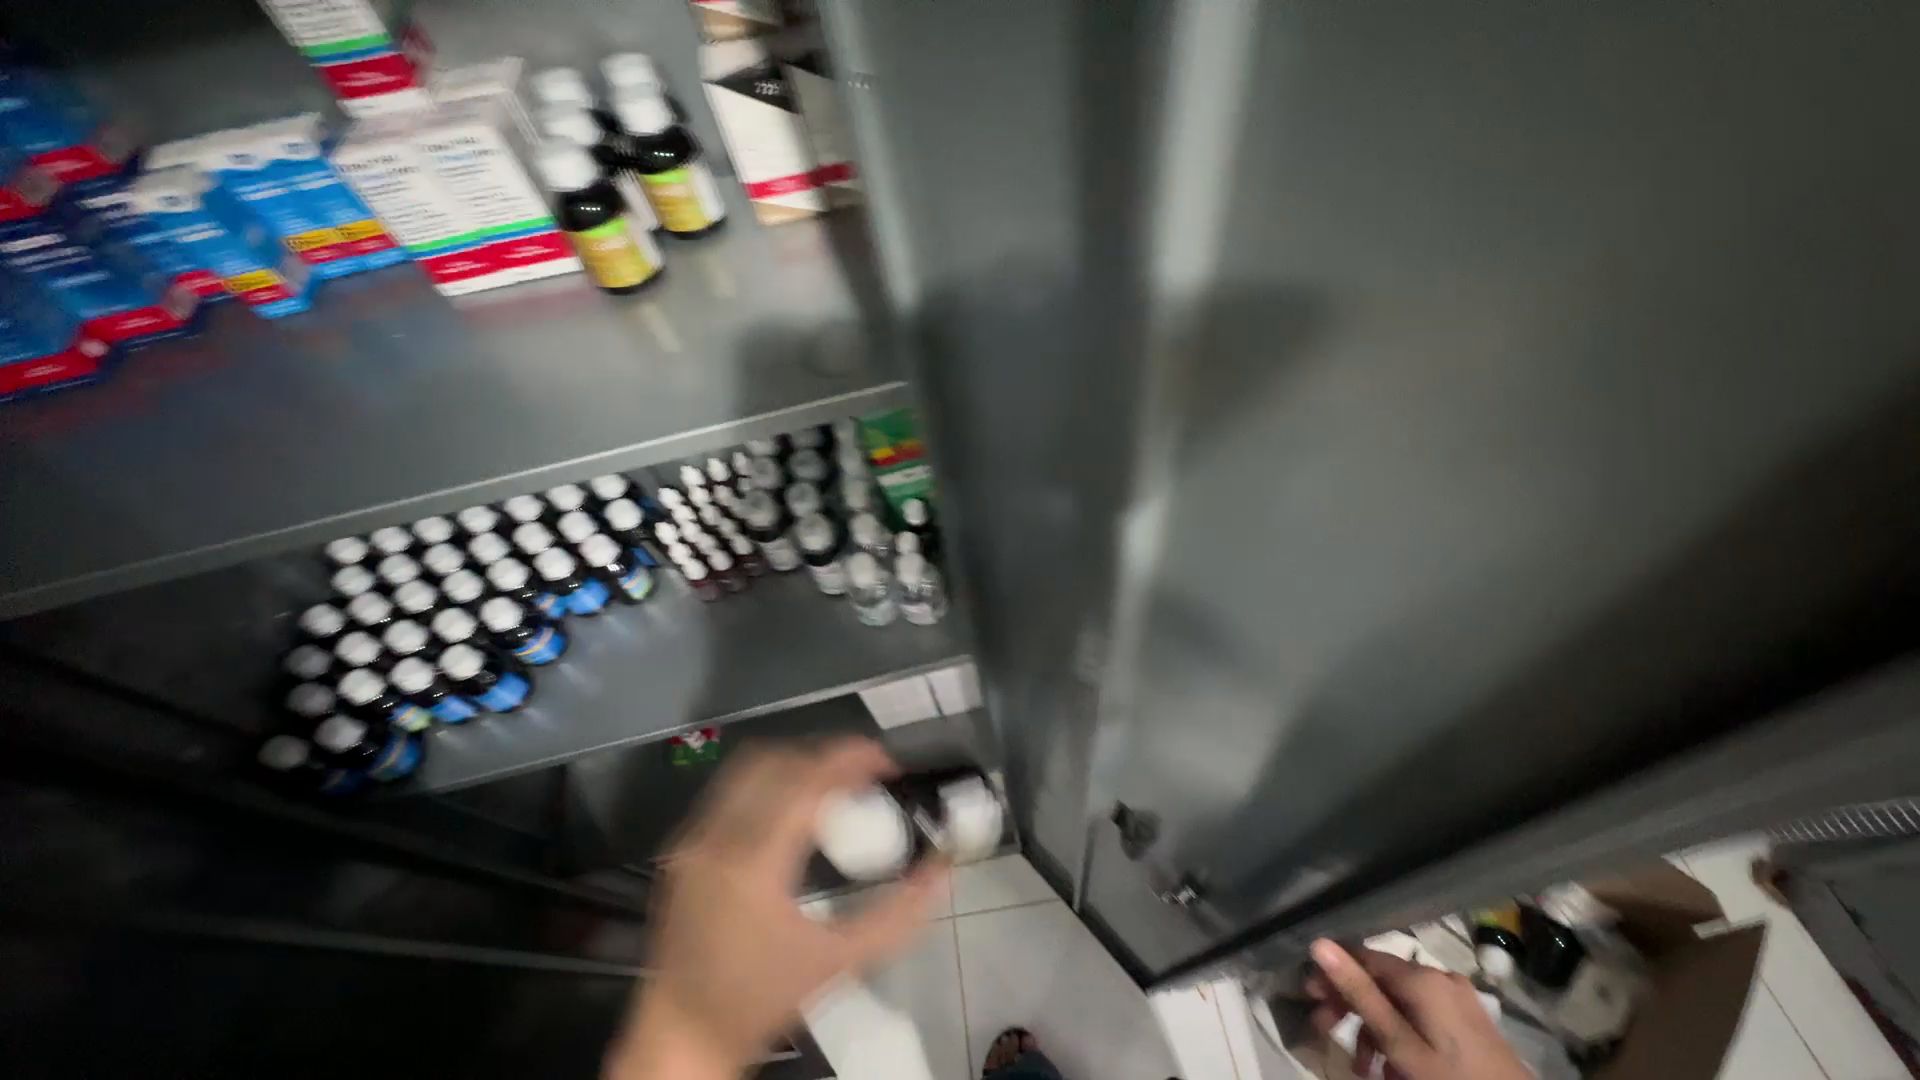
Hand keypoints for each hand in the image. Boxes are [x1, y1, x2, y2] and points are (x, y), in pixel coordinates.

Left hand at [606, 739, 948, 1079]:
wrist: (681, 1035)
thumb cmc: (762, 1002)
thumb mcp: (839, 964)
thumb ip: (898, 916)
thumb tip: (941, 870)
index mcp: (753, 865)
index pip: (806, 782)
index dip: (851, 760)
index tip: (888, 763)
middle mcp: (716, 839)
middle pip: (776, 760)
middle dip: (826, 754)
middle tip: (867, 771)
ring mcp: (692, 840)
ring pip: (747, 767)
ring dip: (797, 762)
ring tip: (837, 781)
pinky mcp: (682, 847)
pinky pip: (730, 791)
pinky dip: (769, 781)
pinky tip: (795, 805)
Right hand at [1305, 940, 1530, 1079]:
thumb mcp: (1399, 1045)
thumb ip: (1359, 994)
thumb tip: (1319, 943)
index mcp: (1422, 978)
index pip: (1362, 957)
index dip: (1332, 974)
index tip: (1309, 999)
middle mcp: (1440, 978)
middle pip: (1380, 981)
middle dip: (1350, 1007)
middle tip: (1325, 1033)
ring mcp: (1458, 1000)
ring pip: (1400, 1003)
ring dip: (1374, 1031)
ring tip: (1362, 1069)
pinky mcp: (1469, 1021)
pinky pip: (1421, 1018)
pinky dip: (1401, 1037)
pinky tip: (1392, 1070)